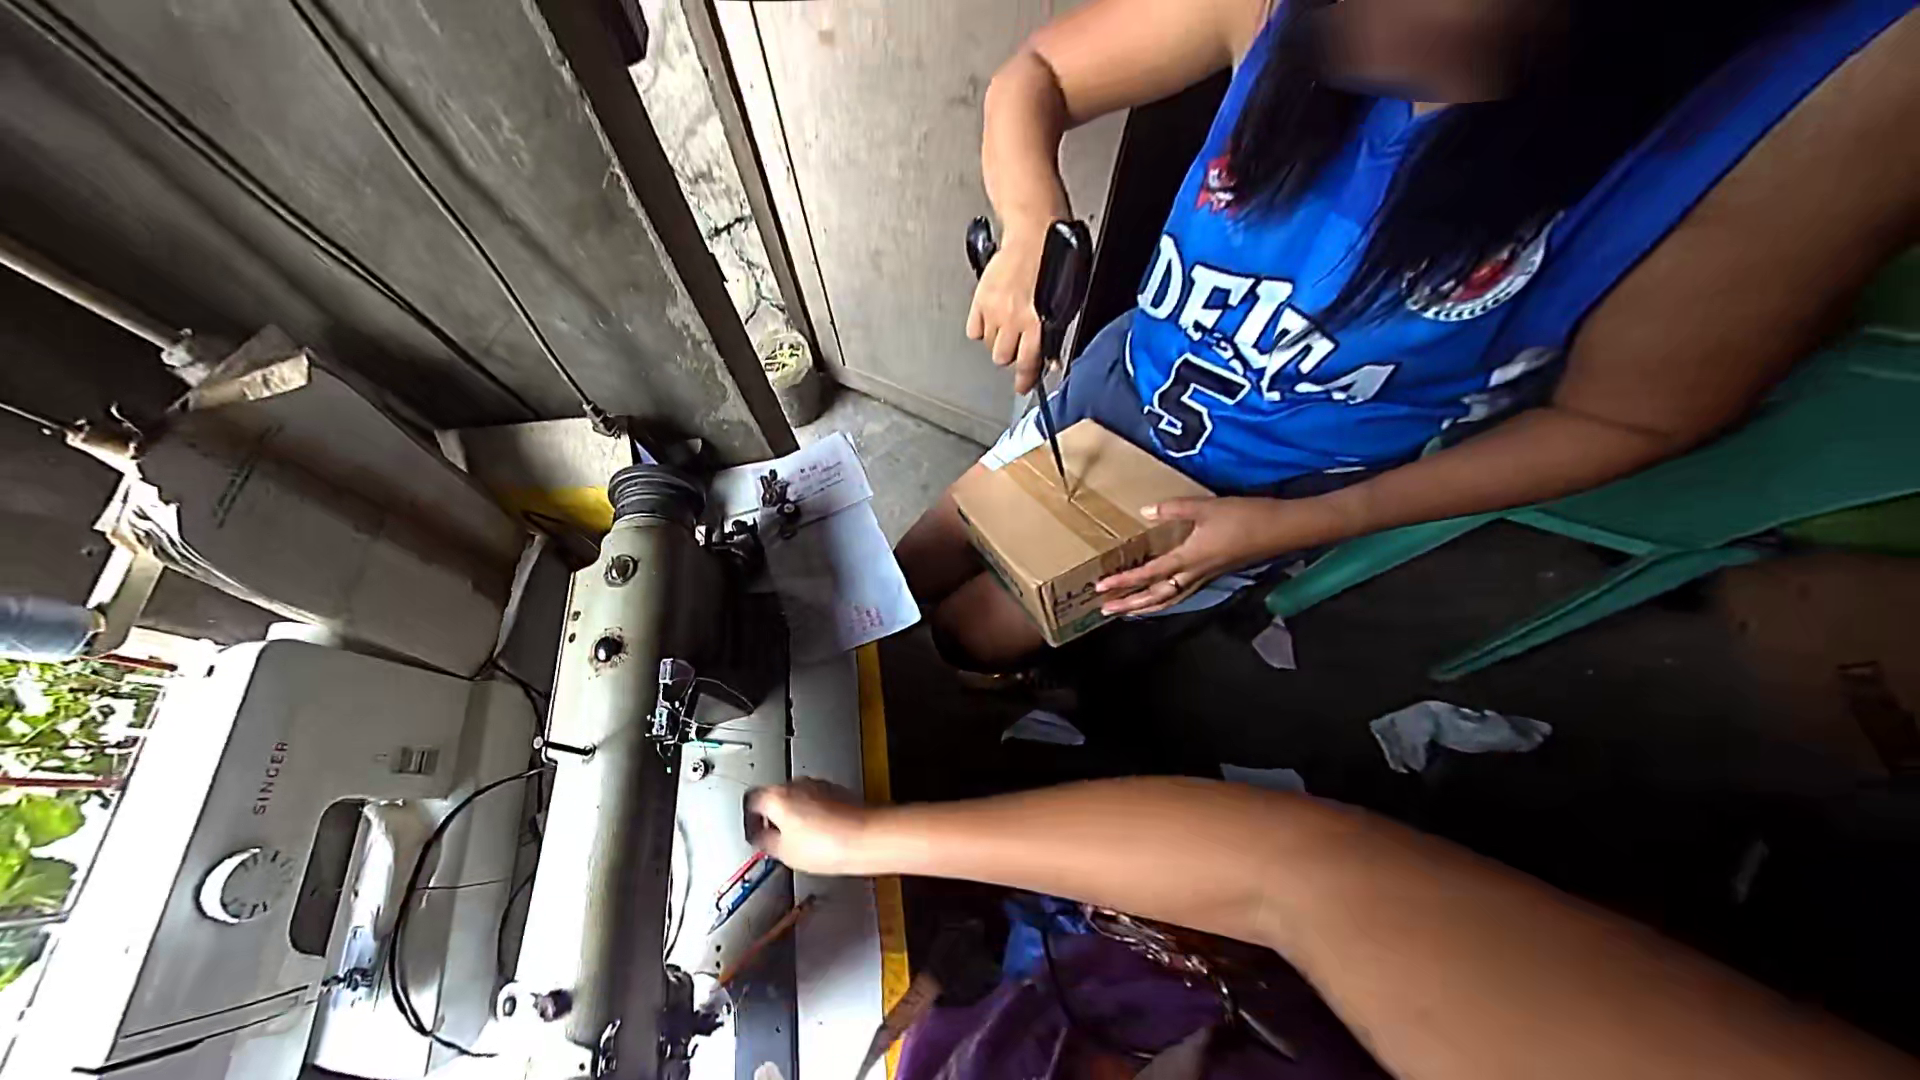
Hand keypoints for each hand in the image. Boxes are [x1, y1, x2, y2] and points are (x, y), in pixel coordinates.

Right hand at [745, 779, 878, 875]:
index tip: (752, 832)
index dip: (749, 818)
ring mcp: (819, 785)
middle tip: (773, 838)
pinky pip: (816, 799)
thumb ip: (764, 840)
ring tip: (799, 840)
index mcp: (777, 795)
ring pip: (796, 797)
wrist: (863, 837)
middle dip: (772, 816)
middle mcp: (798, 784)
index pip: (751, 800)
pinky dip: (813, 813)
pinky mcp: (836, 790)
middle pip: (774, 796)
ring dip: (793, 814)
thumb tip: (760, 838)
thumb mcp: (782, 851)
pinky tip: (818, 833)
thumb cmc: (827, 844)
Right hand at [965, 219, 1049, 394]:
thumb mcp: (1064, 303)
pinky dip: (981, 328)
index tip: (1023, 387)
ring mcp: (994, 310)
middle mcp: (1013, 319)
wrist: (1035, 231)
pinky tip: (992, 318)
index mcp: (1037, 323)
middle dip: (1011, 354)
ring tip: (1007, 325)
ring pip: (988, 345)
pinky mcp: (980, 299)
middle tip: (1018, 343)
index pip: (1027, 364)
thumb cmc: (1055, 261)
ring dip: (998, 341)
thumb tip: (1049, 359)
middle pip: (1003, 358)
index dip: (1025, 380)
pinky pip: (974, 329)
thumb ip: (1053, 334)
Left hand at [1095, 497, 1293, 615]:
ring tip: (1125, 610)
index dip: (1123, 581)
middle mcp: (1194, 574)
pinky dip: (1165, 599)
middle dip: (1129, 605)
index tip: (1101, 587)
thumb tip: (1144, 512)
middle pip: (1156, 597)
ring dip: (1145, 606)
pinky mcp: (1214, 574)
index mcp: (1188, 559)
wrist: (1284, 529)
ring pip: (1169, 599)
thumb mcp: (1206, 507)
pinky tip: (1159, 597)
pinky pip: (1183, 593)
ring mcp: (1205, 577)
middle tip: (1104, 610)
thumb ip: (1174, 509)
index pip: (1148, 575)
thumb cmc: (1245, 517)